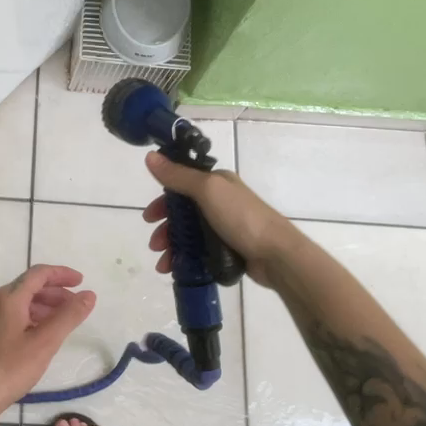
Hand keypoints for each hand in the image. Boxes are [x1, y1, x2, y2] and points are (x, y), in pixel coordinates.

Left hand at [0, 265, 96, 421]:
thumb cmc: (11, 369)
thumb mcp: (45, 343)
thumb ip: (69, 316)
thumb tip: (89, 295)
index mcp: (7, 298)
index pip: (38, 274)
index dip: (61, 274)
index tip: (81, 282)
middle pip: (27, 286)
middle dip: (54, 292)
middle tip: (75, 304)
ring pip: (18, 301)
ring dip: (42, 305)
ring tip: (62, 320)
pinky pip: (9, 314)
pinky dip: (28, 316)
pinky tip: (39, 332)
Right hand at [143, 151, 300, 285]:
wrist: (276, 254)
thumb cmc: (242, 218)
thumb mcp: (207, 190)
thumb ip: (178, 175)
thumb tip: (150, 156)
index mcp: (217, 183)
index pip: (181, 185)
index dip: (163, 200)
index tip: (149, 217)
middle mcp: (221, 201)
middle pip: (183, 213)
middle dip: (165, 228)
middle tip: (154, 244)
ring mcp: (226, 226)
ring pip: (190, 234)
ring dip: (172, 247)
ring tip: (163, 264)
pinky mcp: (229, 248)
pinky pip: (200, 250)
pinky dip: (185, 258)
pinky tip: (175, 269)